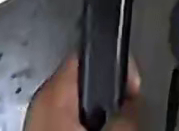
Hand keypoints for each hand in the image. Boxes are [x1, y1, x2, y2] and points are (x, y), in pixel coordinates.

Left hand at [24, 53, 142, 130]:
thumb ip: (128, 114)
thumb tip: (136, 100)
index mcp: (52, 92)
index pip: (87, 55)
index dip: (117, 64)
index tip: (136, 88)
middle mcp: (43, 104)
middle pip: (88, 87)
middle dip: (113, 101)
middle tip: (132, 118)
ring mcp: (42, 128)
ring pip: (83, 113)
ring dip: (105, 122)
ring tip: (123, 129)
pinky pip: (73, 129)